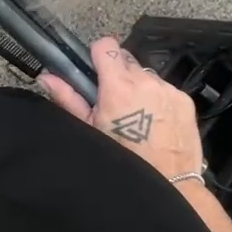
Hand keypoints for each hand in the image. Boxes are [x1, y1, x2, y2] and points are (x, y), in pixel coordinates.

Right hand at [39, 37, 204, 181]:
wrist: (169, 185)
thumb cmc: (124, 161)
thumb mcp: (90, 129)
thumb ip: (68, 98)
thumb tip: (47, 77)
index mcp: (118, 85)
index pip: (106, 45)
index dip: (98, 55)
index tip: (95, 70)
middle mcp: (145, 80)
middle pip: (126, 61)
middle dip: (118, 75)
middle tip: (114, 102)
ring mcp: (168, 89)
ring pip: (146, 75)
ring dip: (139, 88)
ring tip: (136, 117)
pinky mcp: (184, 99)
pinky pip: (166, 89)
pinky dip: (159, 100)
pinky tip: (155, 123)